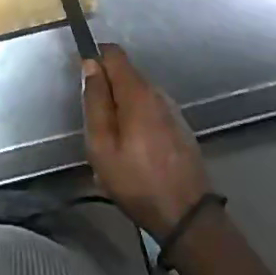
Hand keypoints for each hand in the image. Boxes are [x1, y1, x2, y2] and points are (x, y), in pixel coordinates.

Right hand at [81, 43, 211, 238]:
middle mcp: (158, 94)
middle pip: (126, 74)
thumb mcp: (101, 144)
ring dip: (123, 107)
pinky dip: (139, 119)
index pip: (113, 53)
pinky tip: (136, 149)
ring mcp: (173, 112)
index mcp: (137, 93)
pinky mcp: (181, 129)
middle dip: (108, 89)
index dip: (95, 58)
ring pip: (138, 94)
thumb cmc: (137, 181)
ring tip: (115, 141)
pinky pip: (152, 111)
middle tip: (98, 123)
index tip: (86, 81)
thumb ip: (95, 100)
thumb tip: (90, 65)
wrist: (189, 221)